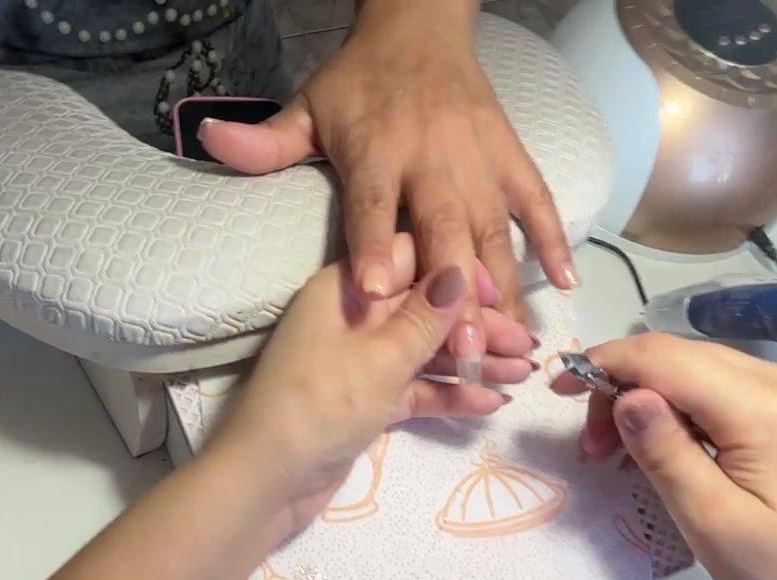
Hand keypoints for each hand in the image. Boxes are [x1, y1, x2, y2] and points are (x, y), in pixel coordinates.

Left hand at [200, 0, 575, 361]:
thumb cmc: (358, 84)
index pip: (371, 206)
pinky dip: (553, 241)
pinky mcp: (509, 158)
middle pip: (445, 229)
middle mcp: (431, 159)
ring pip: (494, 229)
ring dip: (506, 287)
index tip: (375, 295)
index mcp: (376, 151)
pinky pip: (536, 202)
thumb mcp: (309, 107)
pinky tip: (565, 286)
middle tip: (467, 349)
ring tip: (516, 343)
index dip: (373, 247)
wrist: (420, 24)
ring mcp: (477, 161)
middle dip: (456, 291)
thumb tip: (211, 138)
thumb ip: (268, 140)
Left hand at [210, 234, 535, 533]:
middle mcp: (355, 318)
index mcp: (347, 288)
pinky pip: (415, 390)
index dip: (459, 273)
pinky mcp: (366, 401)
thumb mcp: (379, 357)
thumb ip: (425, 317)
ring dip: (472, 362)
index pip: (412, 260)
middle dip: (477, 327)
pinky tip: (490, 402)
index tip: (503, 295)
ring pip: (426, 353)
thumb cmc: (319, 405)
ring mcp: (361, 362)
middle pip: (426, 310)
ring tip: (523, 372)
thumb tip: (461, 271)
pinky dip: (449, 395)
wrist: (269, 479)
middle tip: (527, 345)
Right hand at [555, 335, 776, 579]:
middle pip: (677, 356)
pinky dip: (675, 408)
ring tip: (618, 453)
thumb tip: (626, 395)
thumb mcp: (711, 521)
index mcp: (763, 407)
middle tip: (592, 450)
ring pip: (694, 368)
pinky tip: (662, 446)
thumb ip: (666, 452)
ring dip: (645, 398)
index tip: (558, 393)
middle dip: (620, 387)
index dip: (603, 364)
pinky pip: (717, 388)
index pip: (664, 359)